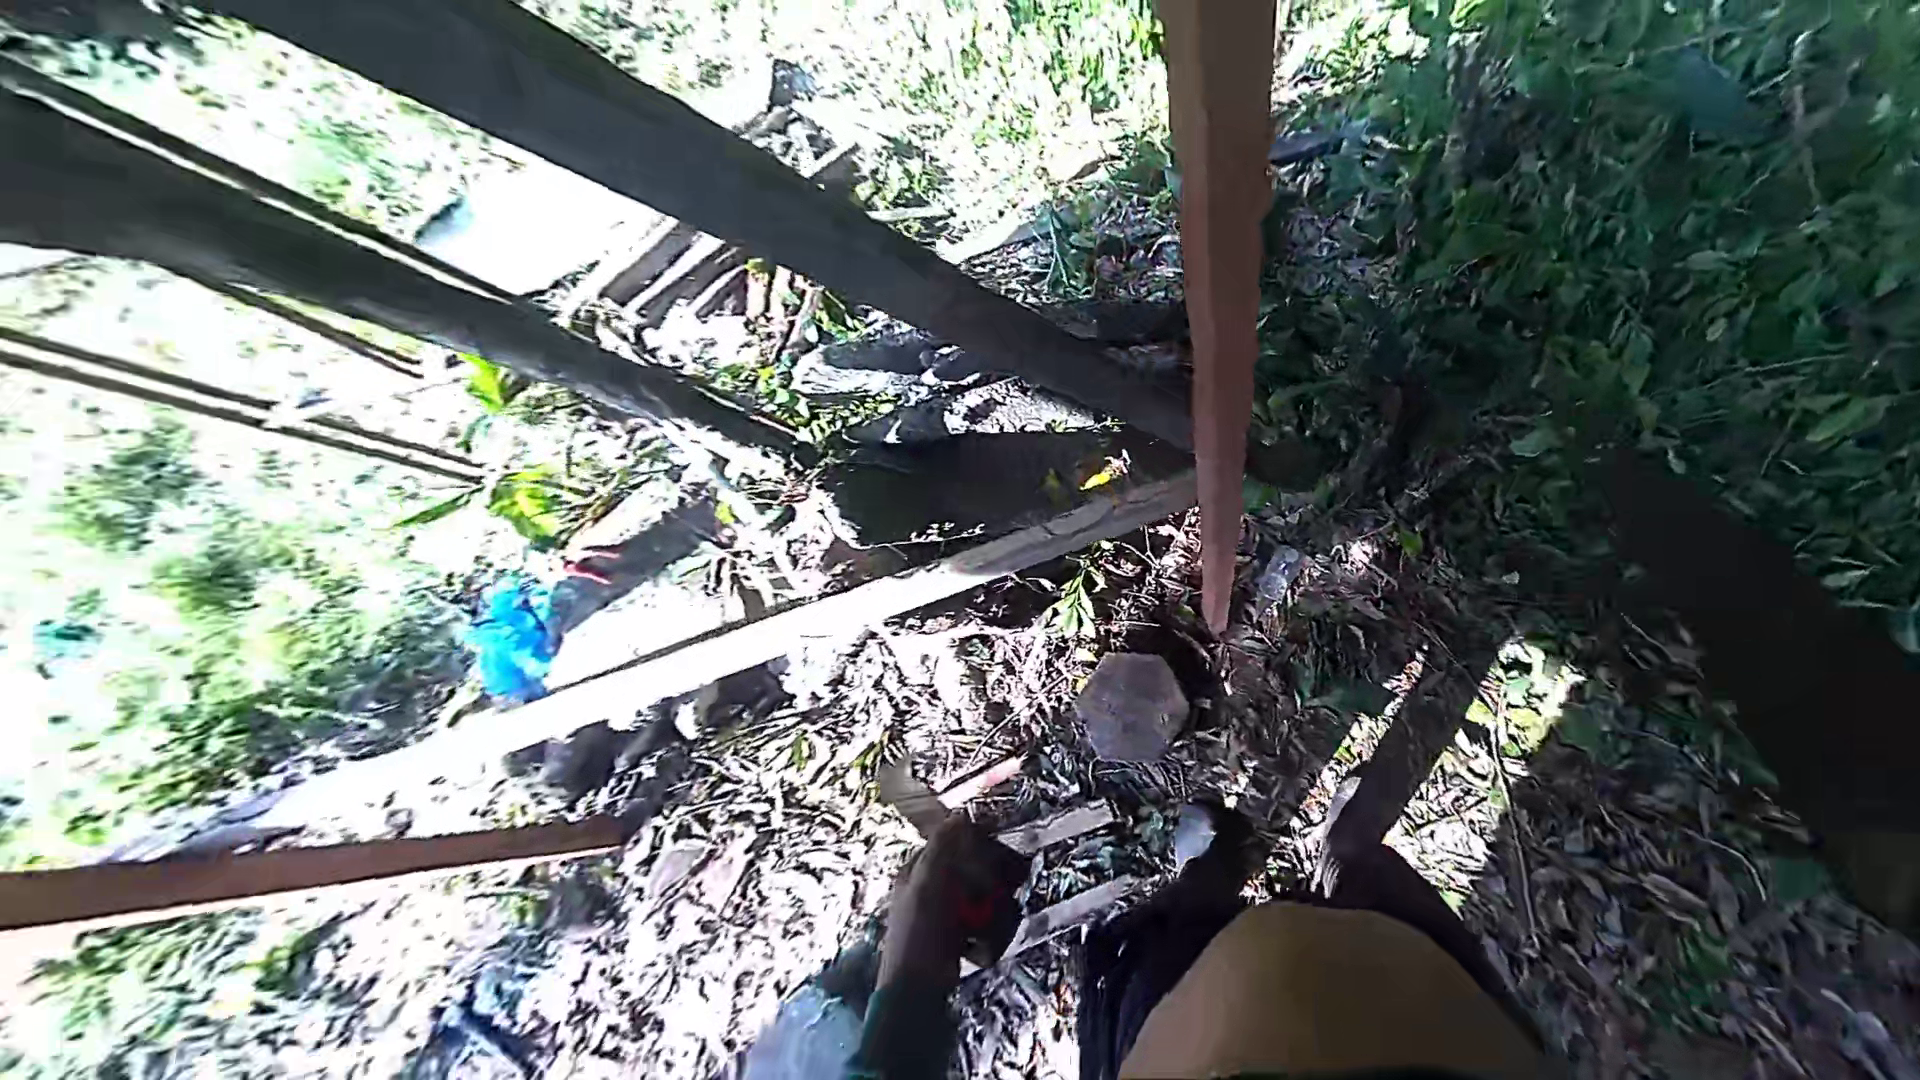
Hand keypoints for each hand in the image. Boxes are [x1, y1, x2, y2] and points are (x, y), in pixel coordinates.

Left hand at [879, 816, 1014, 988]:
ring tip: (986, 925)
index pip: (947, 846)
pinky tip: (980, 946)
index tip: (994, 848)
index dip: (970, 845)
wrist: (915, 991)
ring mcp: (941, 916)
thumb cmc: (918, 932)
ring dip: (986, 912)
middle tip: (996, 891)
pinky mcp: (954, 939)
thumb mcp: (926, 883)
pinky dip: (984, 936)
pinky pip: (978, 926)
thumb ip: (941, 848)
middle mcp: (928, 890)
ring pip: (976, 900)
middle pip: (967, 873)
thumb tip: (958, 815)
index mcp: (915, 873)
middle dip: (984, 883)